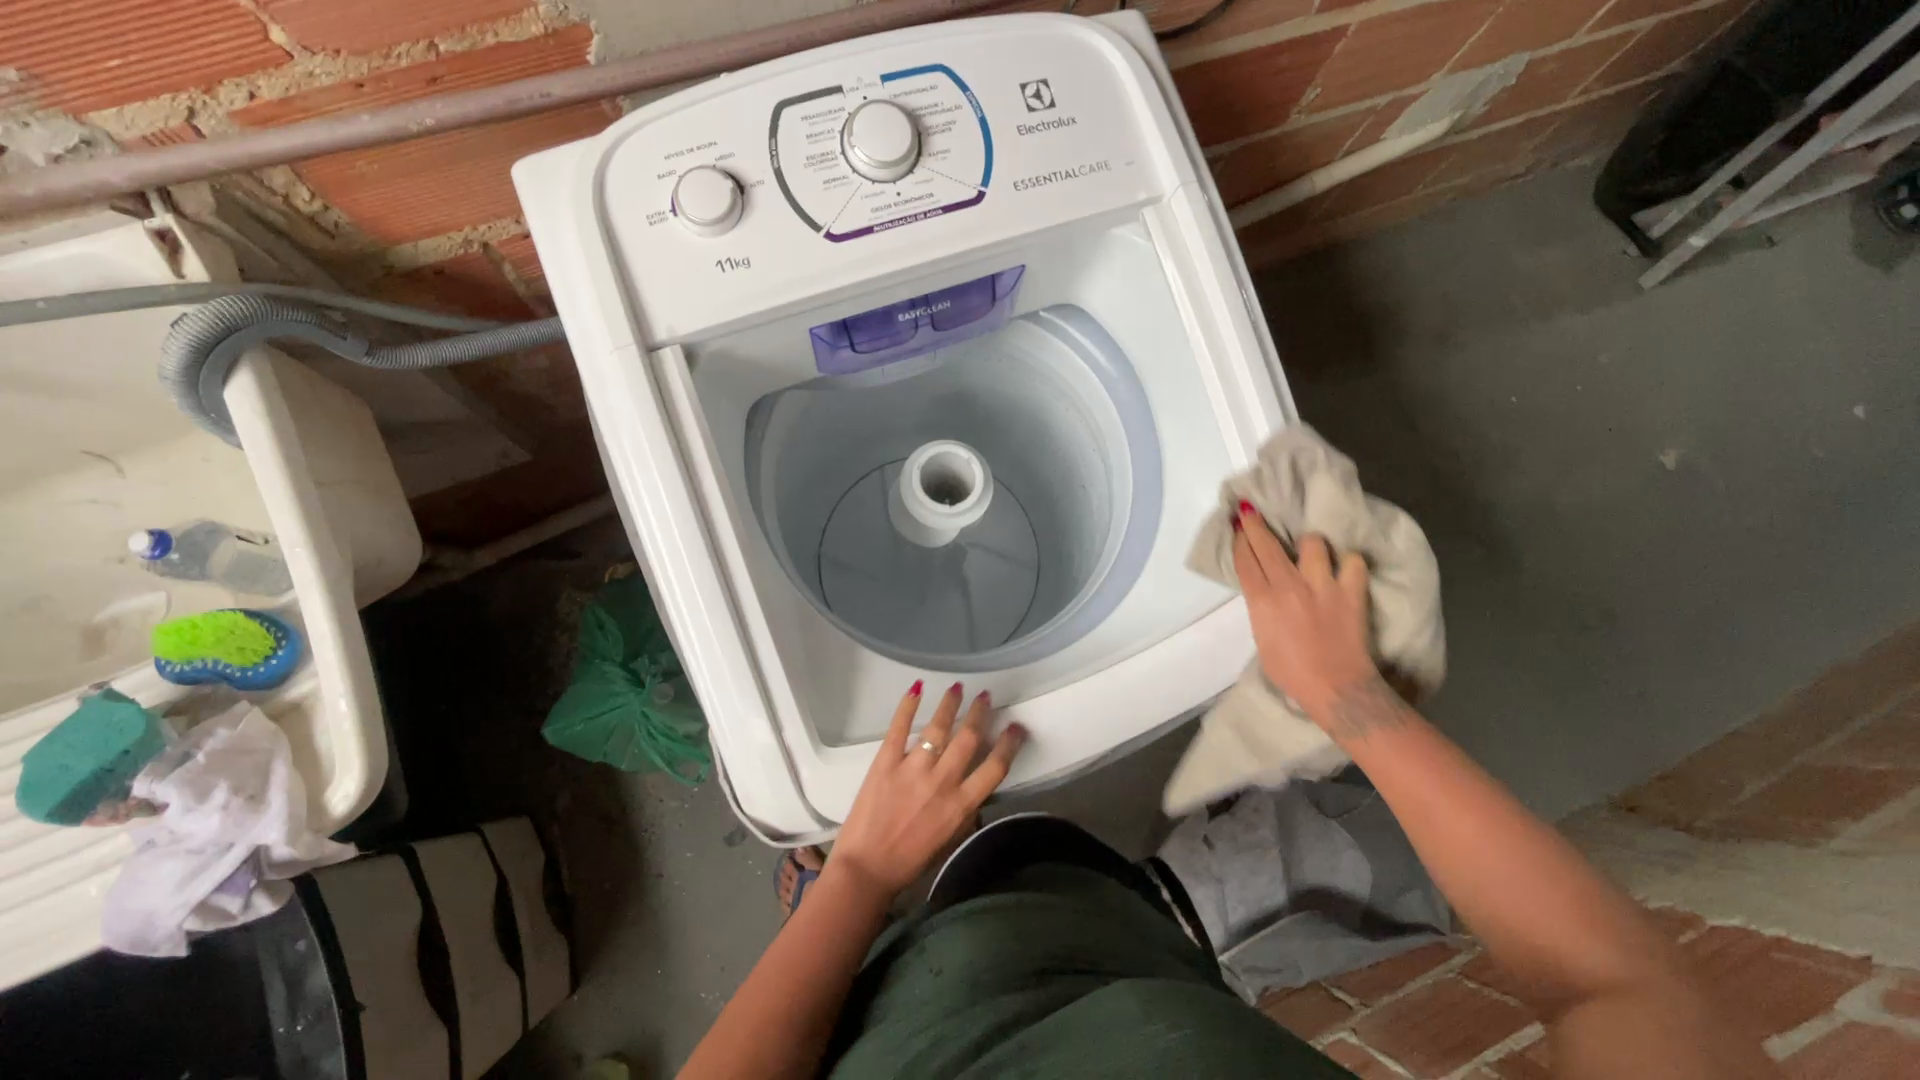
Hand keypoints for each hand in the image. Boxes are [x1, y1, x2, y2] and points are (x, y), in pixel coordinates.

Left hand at [829, 681, 1026, 900]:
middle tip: (985, 696)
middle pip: (969, 739)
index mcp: (961, 805)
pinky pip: (899, 728)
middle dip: (980, 713)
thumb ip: (965, 813)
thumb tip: (974, 792)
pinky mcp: (885, 762)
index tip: (1016, 727)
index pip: (995, 767)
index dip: (1009, 744)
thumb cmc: (911, 861)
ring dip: (950, 704)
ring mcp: (912, 769)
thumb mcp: (951, 840)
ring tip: (958, 687)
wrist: (867, 868)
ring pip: (938, 728)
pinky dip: (908, 705)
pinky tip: (917, 688)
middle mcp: (942, 782)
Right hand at [1232, 501, 1379, 717]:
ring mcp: (1322, 585)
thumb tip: (1266, 591)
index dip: (1239, 541)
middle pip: (1266, 545)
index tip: (1237, 526)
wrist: (1335, 687)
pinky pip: (1352, 561)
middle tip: (1250, 511)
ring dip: (1310, 545)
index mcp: (1262, 602)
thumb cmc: (1292, 672)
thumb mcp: (1263, 639)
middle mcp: (1288, 586)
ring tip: (1312, 552)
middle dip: (1254, 525)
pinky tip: (1345, 570)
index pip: (1245, 561)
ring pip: (1313, 543)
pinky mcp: (1351, 591)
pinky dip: (1349, 563)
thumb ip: (1262, 610)